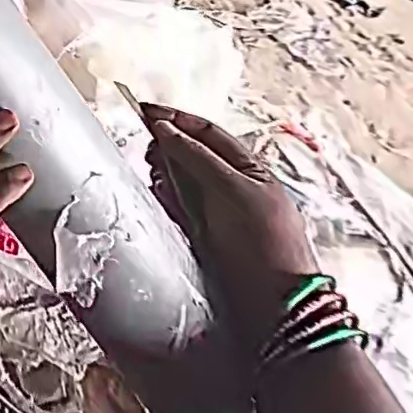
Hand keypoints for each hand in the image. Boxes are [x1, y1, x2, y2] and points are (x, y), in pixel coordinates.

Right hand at [141, 104, 317, 345]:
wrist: (270, 300)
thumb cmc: (263, 240)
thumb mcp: (234, 190)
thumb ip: (196, 155)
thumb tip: (160, 125)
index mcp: (246, 168)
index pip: (205, 132)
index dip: (175, 119)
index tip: (143, 112)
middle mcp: (225, 180)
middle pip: (183, 149)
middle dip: (165, 148)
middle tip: (153, 157)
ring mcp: (208, 202)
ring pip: (172, 172)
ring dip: (163, 174)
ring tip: (164, 187)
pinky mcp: (192, 221)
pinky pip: (167, 196)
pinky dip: (162, 195)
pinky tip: (167, 205)